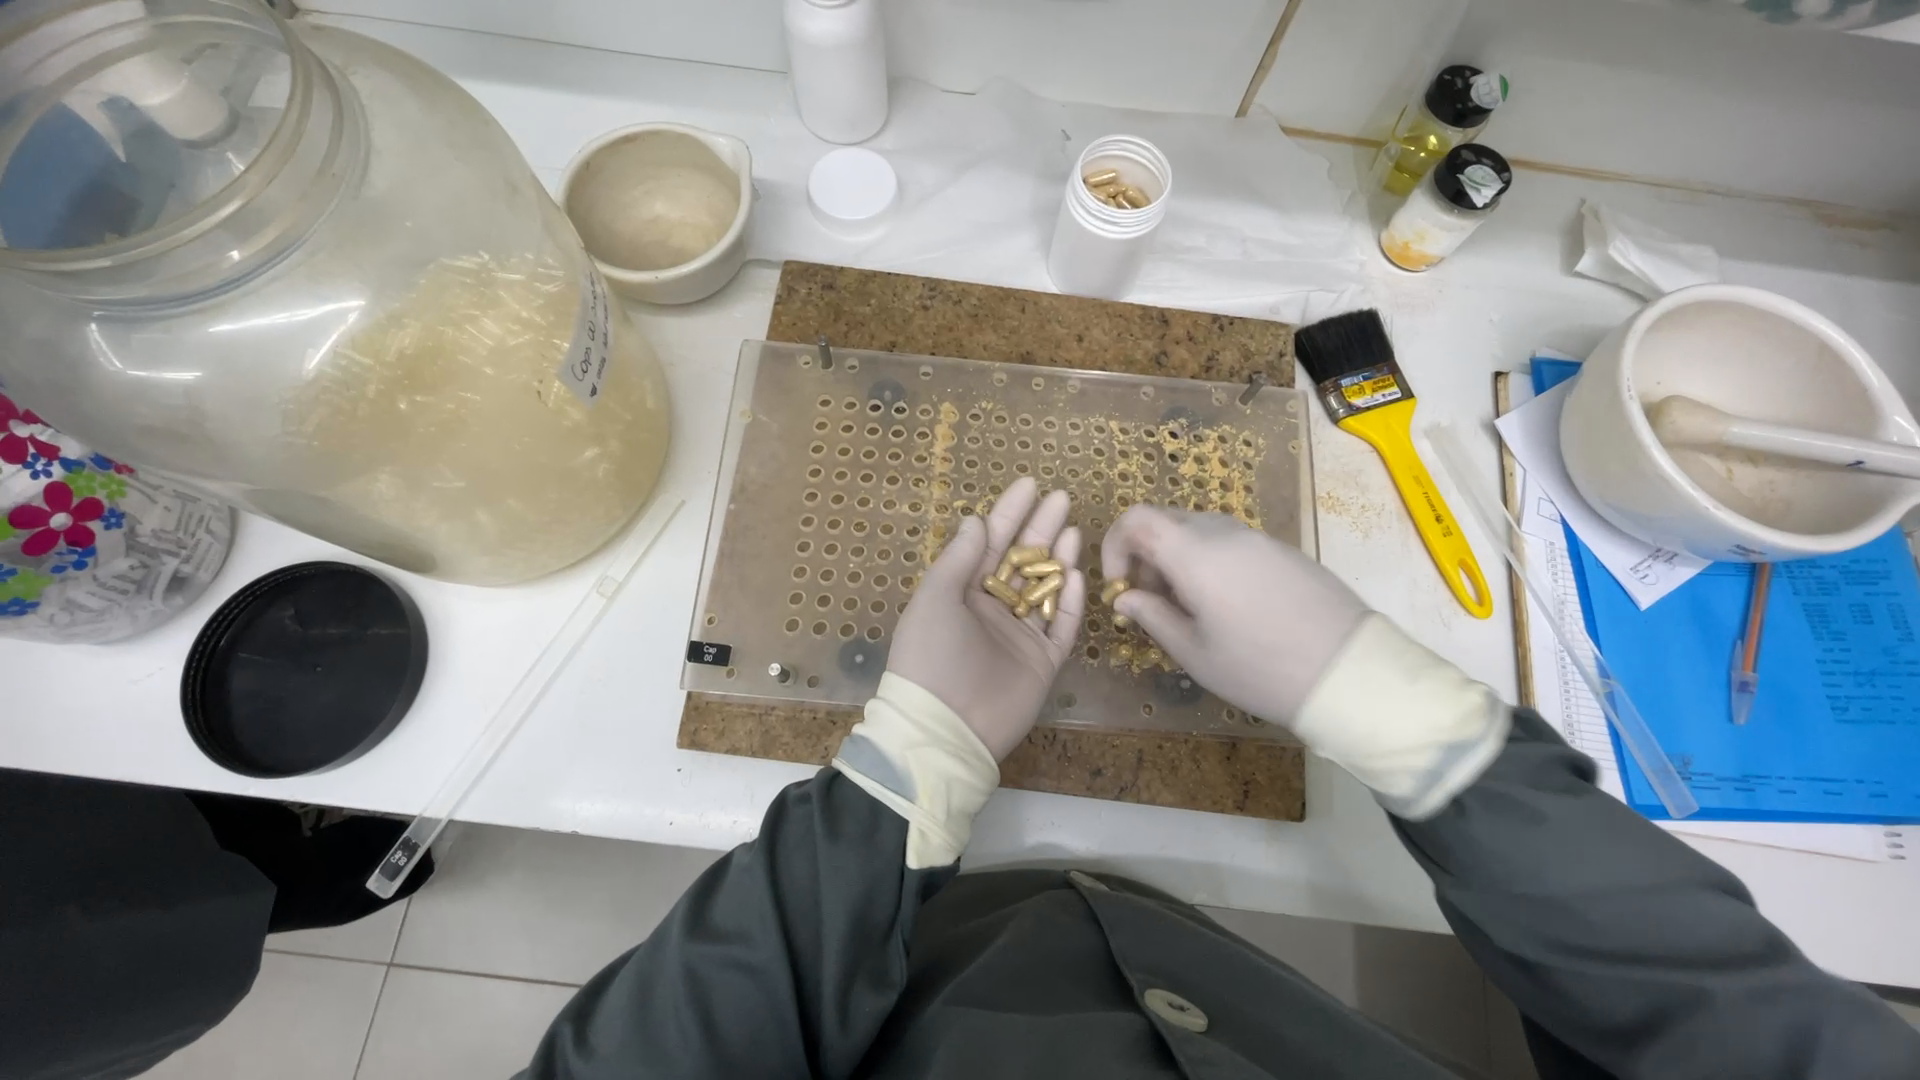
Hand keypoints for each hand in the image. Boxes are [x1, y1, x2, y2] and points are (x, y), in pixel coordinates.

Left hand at [886, 477, 1086, 759]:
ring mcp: (1019, 636)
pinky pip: (1061, 626)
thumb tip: (975, 520)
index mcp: (961, 594)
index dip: (1008, 513)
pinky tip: (1079, 573)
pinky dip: (1071, 601)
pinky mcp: (1042, 662)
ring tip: (1074, 527)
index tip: (1029, 485)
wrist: (946, 728)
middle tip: (1061, 497)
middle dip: (1040, 528)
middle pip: (1021, 561)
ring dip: (1058, 558)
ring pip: (1045, 588)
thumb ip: (959, 559)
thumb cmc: (932, 656)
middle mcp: (991, 610)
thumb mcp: (935, 599)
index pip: (989, 544)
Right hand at [1099, 505, 1367, 726]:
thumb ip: (1153, 616)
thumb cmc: (1260, 669)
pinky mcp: (1283, 551)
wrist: (1350, 672)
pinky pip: (1231, 543)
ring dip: (1177, 559)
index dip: (1115, 546)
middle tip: (1151, 602)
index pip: (1136, 520)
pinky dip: (1210, 562)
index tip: (1120, 587)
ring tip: (1188, 608)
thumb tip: (1126, 597)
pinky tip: (1227, 607)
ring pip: (1199, 531)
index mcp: (1194, 554)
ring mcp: (1258, 538)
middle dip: (1145, 556)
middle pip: (1165, 521)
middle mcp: (1224, 533)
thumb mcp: (1194, 653)